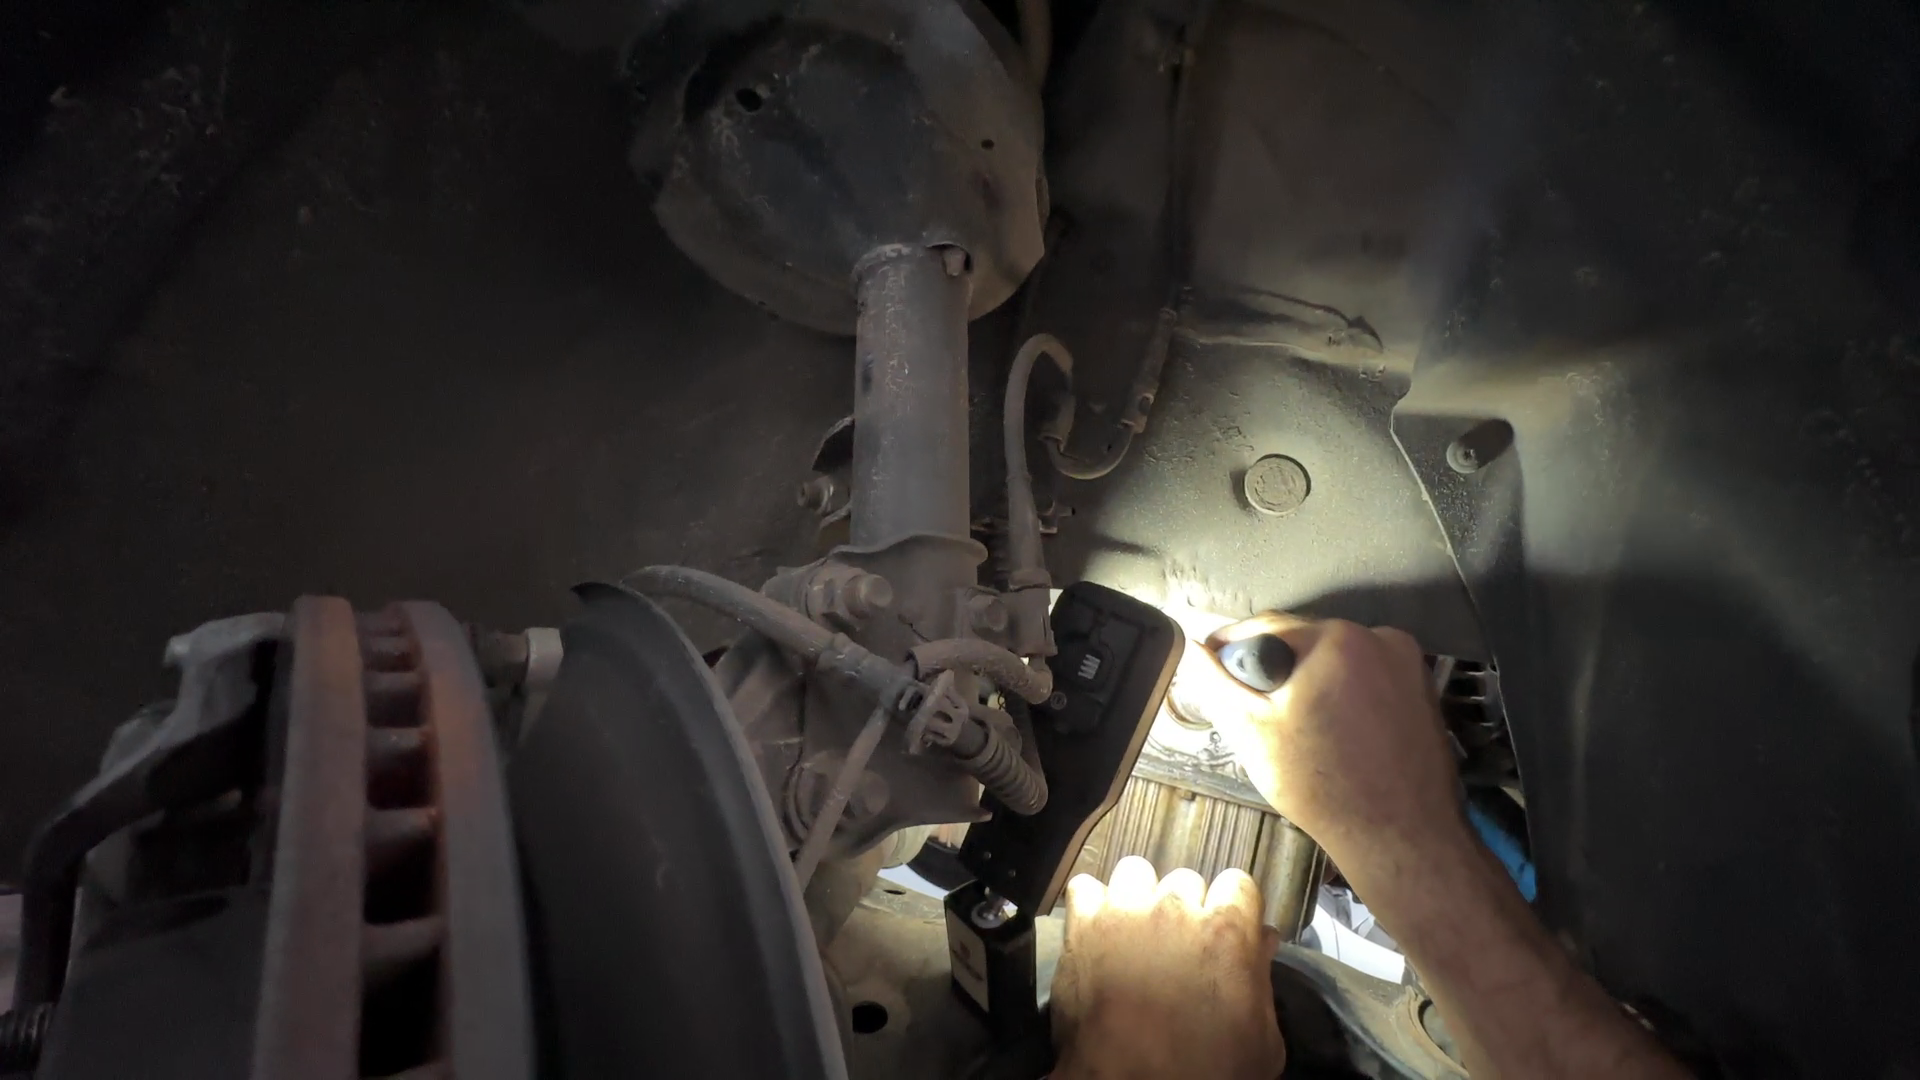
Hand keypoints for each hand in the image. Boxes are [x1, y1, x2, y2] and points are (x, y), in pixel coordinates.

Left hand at [1050, 857, 1284, 1079]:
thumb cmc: (1206, 1075)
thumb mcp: (1259, 1043)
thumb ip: (1262, 980)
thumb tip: (1263, 938)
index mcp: (1226, 930)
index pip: (1238, 882)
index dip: (1232, 908)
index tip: (1226, 930)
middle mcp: (1175, 905)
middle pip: (1185, 880)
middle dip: (1185, 909)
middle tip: (1178, 947)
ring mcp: (1126, 908)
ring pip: (1135, 872)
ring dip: (1137, 897)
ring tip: (1134, 932)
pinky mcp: (1084, 920)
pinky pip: (1085, 887)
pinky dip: (1090, 905)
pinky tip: (1096, 931)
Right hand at [1190, 614, 1467, 868]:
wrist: (1401, 839)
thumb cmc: (1320, 783)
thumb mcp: (1249, 727)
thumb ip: (1213, 680)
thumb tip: (1190, 647)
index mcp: (1337, 638)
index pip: (1264, 626)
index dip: (1230, 647)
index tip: (1214, 670)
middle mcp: (1379, 638)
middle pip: (1300, 640)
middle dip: (1272, 666)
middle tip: (1250, 705)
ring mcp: (1406, 663)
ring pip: (1331, 658)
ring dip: (1305, 678)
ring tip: (1289, 721)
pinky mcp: (1421, 690)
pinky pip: (1362, 676)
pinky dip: (1339, 691)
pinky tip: (1328, 728)